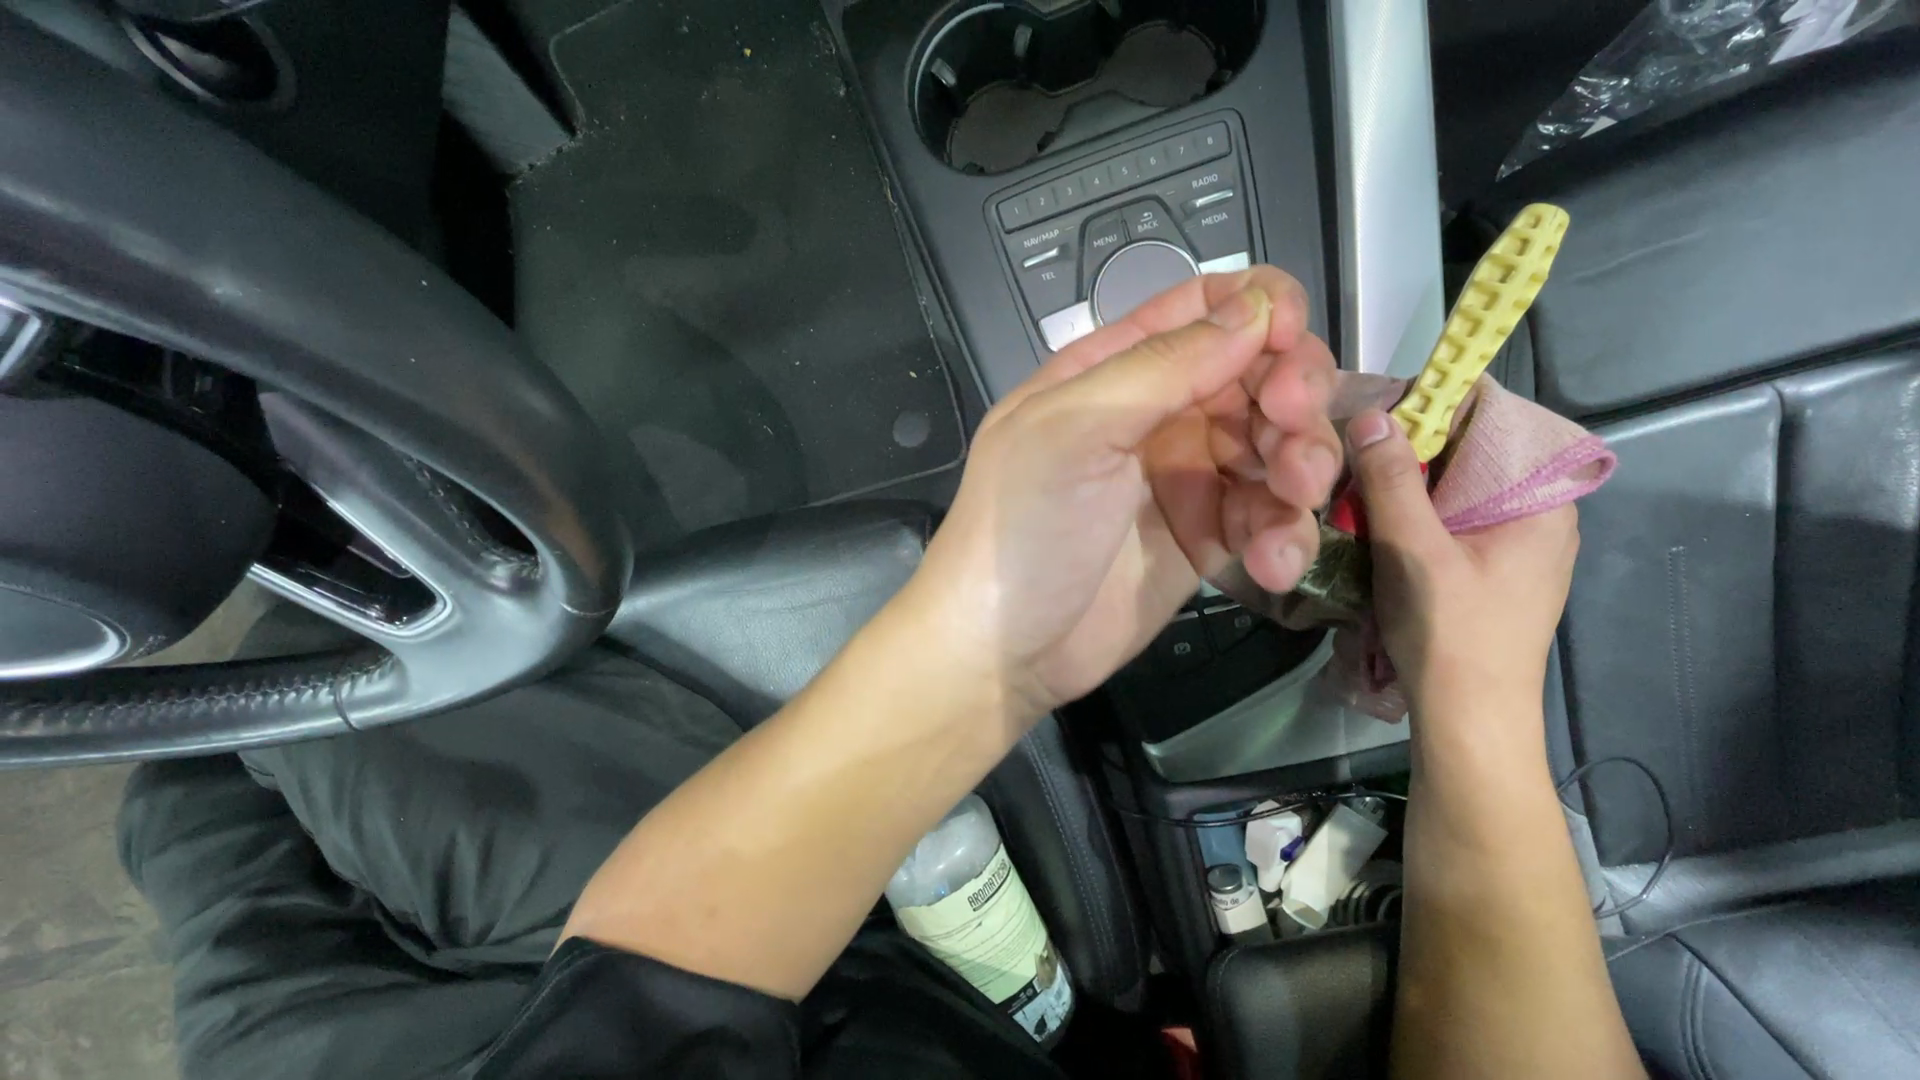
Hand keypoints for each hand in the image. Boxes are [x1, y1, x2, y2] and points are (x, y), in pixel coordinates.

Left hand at [905, 267, 1340, 717]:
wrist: (1004, 648)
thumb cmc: (1021, 528)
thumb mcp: (1073, 429)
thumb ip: (1163, 366)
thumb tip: (1253, 308)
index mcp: (1114, 372)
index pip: (1202, 310)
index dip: (1259, 308)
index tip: (1290, 339)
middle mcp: (1157, 415)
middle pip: (1258, 373)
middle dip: (1294, 392)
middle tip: (1291, 429)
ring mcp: (1186, 478)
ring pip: (1277, 444)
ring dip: (1303, 465)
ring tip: (1293, 498)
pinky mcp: (1207, 540)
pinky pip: (1270, 517)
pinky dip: (1286, 534)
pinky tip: (1270, 564)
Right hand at [1345, 408, 1578, 721]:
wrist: (1469, 719)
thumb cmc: (1451, 632)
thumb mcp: (1414, 550)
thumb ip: (1393, 481)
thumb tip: (1370, 414)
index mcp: (1542, 497)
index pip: (1495, 419)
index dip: (1436, 407)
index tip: (1377, 414)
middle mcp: (1539, 512)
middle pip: (1472, 454)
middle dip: (1412, 450)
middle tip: (1354, 456)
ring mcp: (1517, 544)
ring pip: (1456, 489)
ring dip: (1407, 486)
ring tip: (1356, 490)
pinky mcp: (1492, 570)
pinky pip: (1452, 520)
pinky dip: (1415, 516)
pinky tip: (1376, 529)